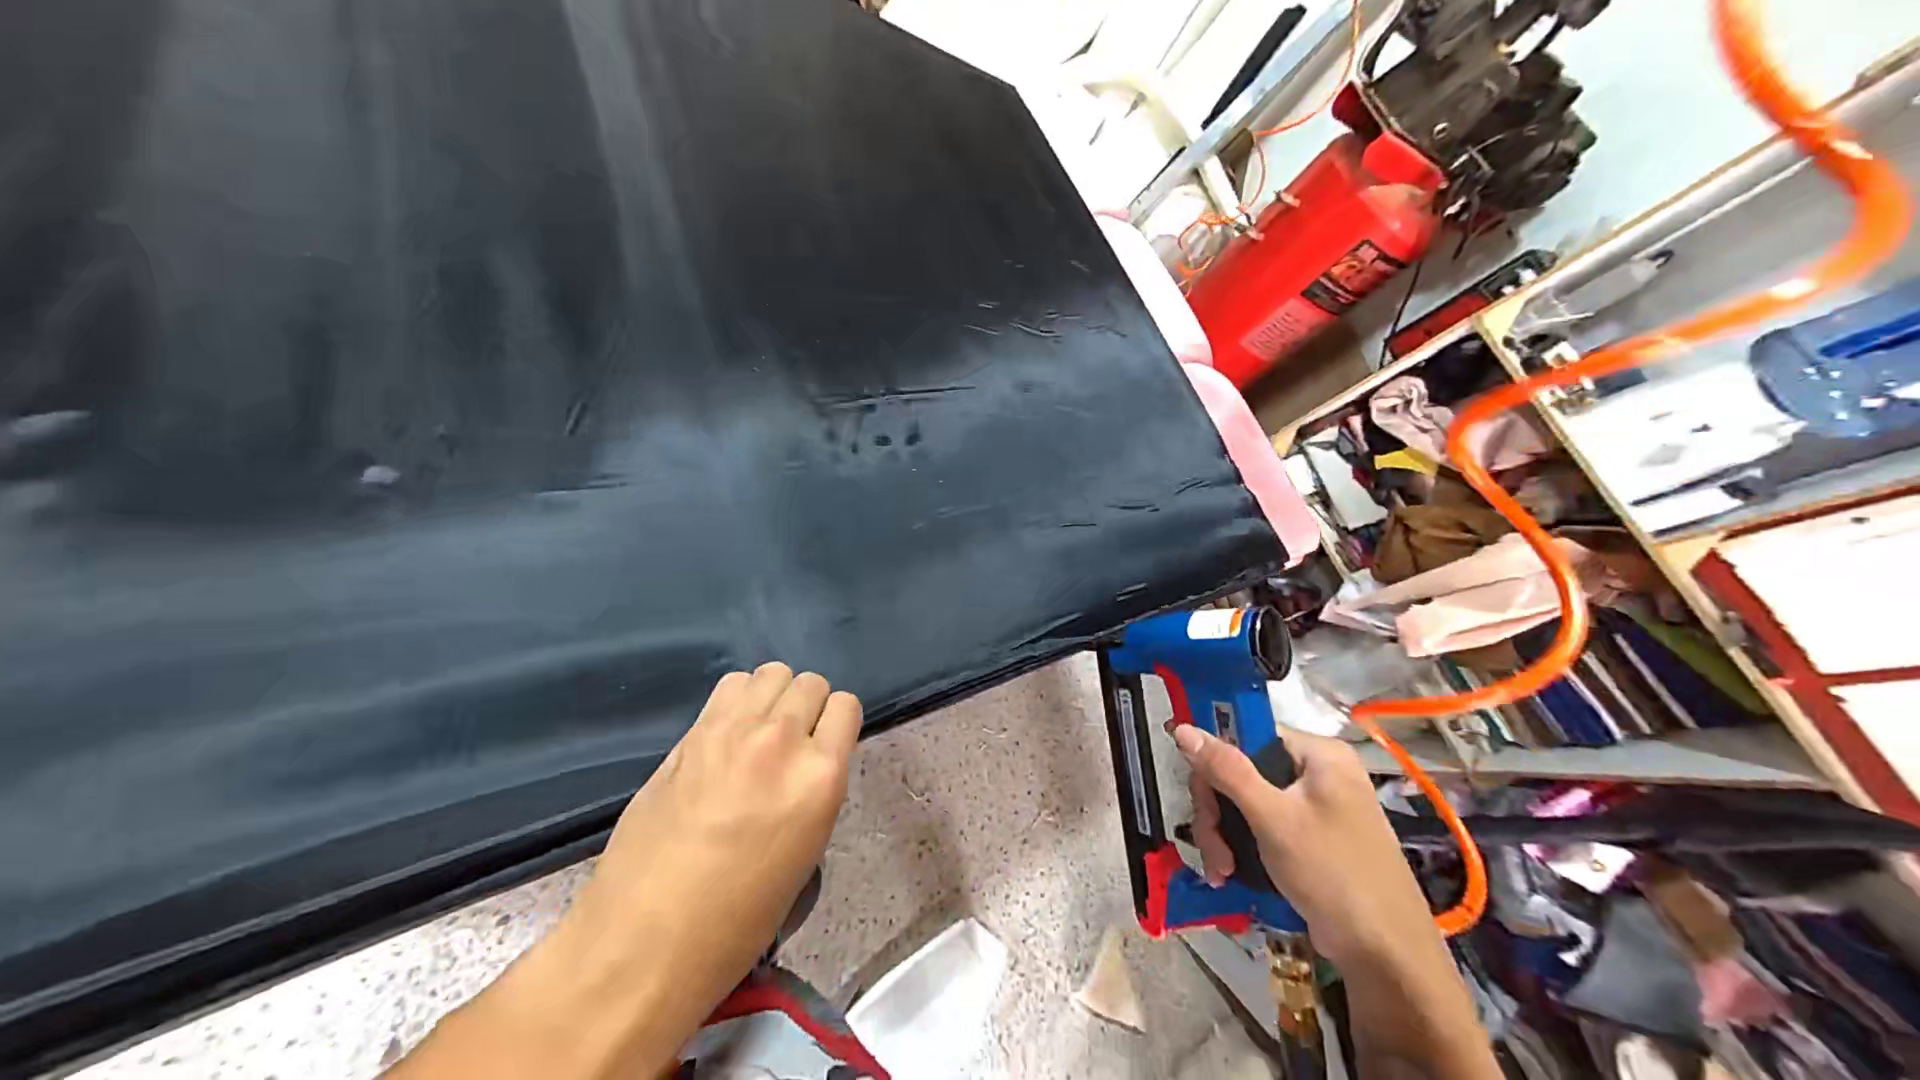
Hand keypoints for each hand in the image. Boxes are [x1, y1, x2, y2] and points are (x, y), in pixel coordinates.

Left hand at [403, 664, 861, 1079]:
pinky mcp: (691, 734)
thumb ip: (815, 788)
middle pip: (810, 683)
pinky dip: (739, 699)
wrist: (648, 939)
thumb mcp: (807, 851)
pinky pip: (730, 686)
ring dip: (775, 696)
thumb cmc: (740, 918)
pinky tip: (730, 733)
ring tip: (762, 731)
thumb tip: (809, 760)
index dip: (838, 724)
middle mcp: (781, 741)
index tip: (826, 745)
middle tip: (793, 742)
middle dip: (809, 707)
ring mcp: (732, 732)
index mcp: (820, 777)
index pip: (846, 706)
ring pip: (772, 672)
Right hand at [1174, 724, 1436, 967]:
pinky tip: (1231, 873)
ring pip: (1244, 802)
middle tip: (1213, 848)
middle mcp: (1317, 772)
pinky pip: (1259, 826)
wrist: (1385, 955)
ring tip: (1222, 870)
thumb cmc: (1332, 873)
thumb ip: (1226, 770)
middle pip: (1241, 771)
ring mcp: (1314, 806)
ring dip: (1224, 835)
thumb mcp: (1272, 818)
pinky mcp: (1309, 838)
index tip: (1200, 795)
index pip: (1248, 734)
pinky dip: (1241, 847)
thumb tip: (1183, 728)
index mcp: (1318, 754)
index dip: (1216, 760)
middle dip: (1218, 812)